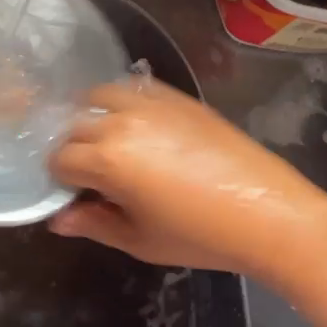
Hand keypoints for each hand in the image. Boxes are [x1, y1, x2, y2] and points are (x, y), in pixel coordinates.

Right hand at [47, 78, 326, 280]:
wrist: (268, 212)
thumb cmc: (202, 236)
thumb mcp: (142, 241)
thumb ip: (94, 224)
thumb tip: (58, 218)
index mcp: (108, 159)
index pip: (60, 158)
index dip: (62, 177)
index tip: (75, 191)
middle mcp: (119, 121)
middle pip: (74, 125)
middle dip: (75, 148)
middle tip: (93, 172)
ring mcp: (147, 102)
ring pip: (97, 97)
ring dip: (93, 117)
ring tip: (110, 141)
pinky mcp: (172, 94)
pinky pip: (131, 86)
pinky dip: (122, 101)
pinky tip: (136, 123)